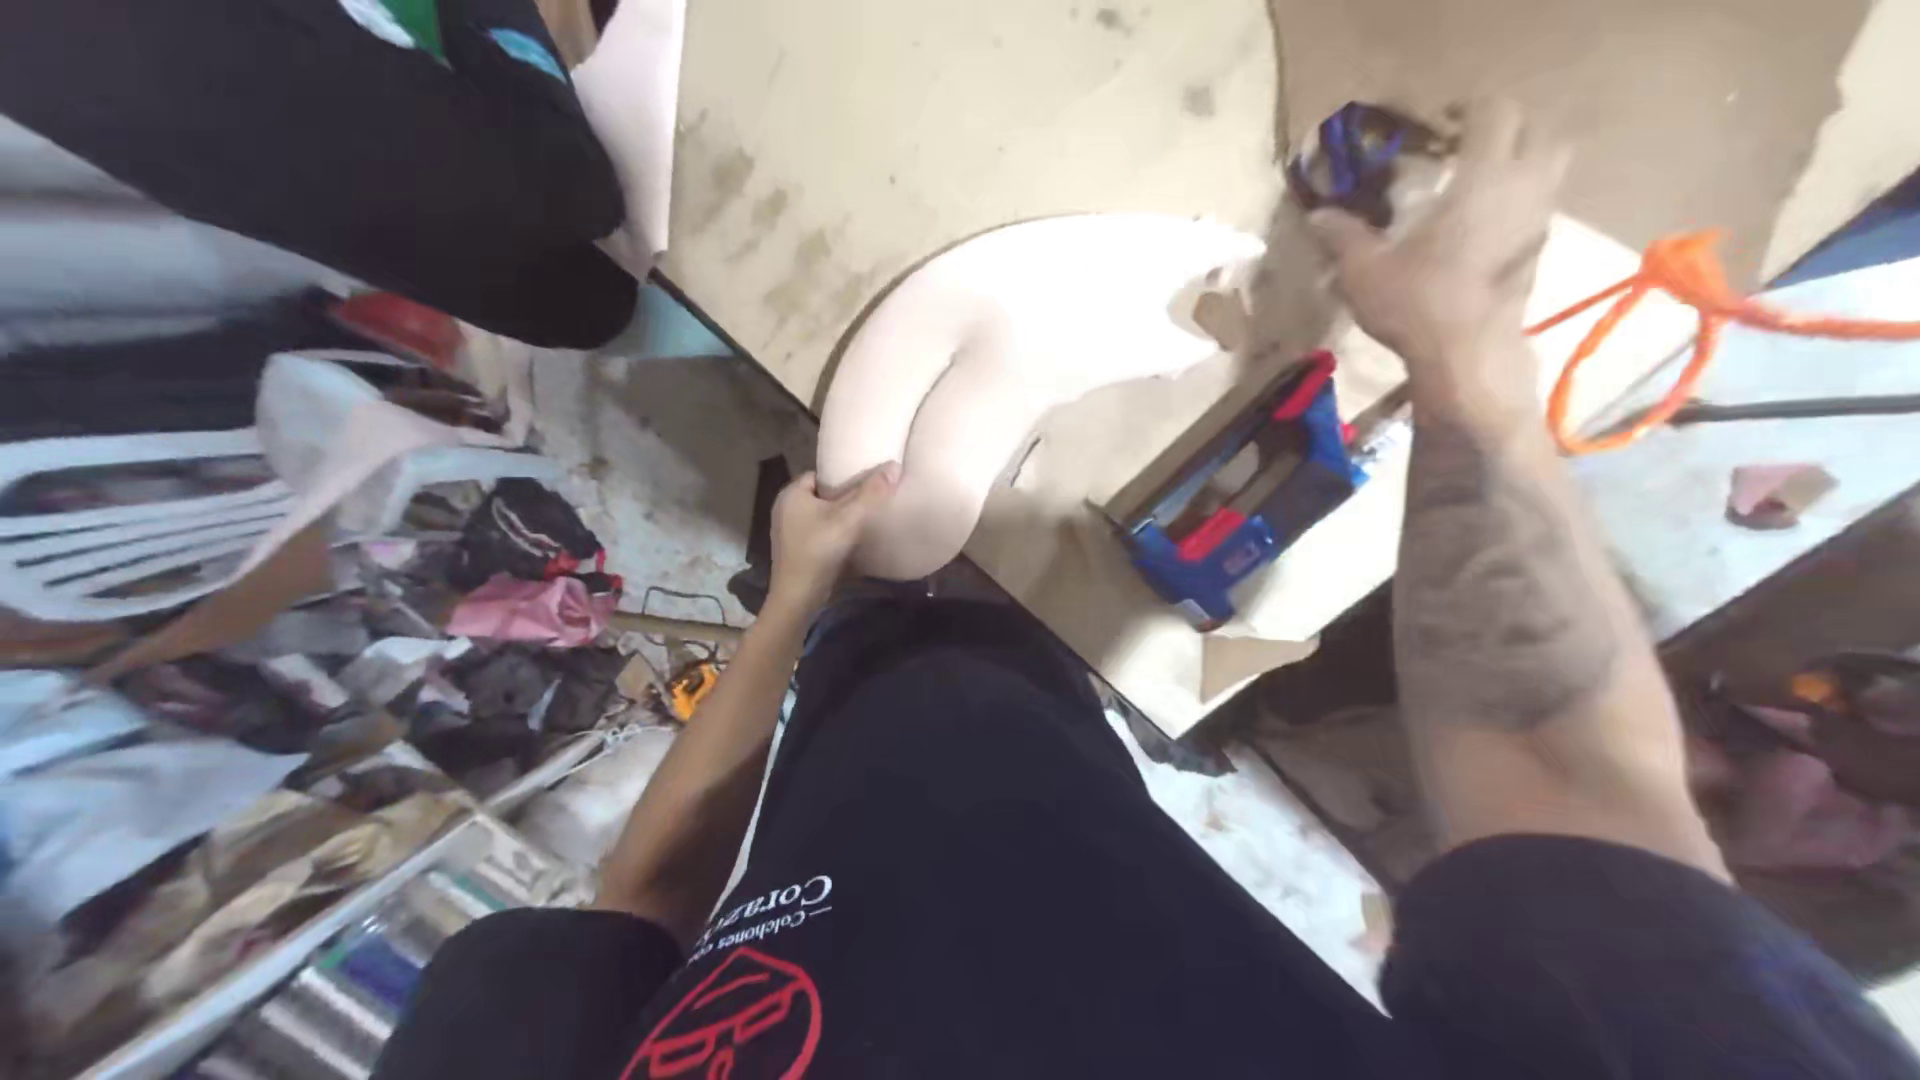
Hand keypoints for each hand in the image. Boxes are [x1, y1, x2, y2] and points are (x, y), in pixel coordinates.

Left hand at [766, 463, 900, 612]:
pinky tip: (850, 540)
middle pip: (822, 494)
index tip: (866, 484)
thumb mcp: (849, 519)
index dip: (844, 476)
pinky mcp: (794, 550)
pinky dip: (833, 533)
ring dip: (839, 517)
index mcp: (792, 493)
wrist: (798, 597)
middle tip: (870, 501)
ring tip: (864, 519)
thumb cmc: (819, 551)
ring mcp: (787, 531)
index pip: (821, 474)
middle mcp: (785, 508)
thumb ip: (871, 493)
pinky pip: (818, 532)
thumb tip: (894, 466)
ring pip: (820, 515)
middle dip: (844, 497)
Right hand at [1308, 99, 1570, 405]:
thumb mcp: (1363, 270)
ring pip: (1546, 168)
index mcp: (1483, 177)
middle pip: (1538, 130)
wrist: (1465, 353)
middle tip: (1463, 149)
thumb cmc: (1415, 302)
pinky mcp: (1537, 252)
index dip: (1466, 110)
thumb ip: (1343, 236)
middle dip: (1506, 130)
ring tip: (1470, 188)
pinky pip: (1536, 207)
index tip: (1437, 124)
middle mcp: (1524, 187)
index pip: (1494, 113)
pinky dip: (1514, 203)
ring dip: (1516, 166)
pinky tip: (1477, 229)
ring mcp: (1538, 220)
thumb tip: (1318, 215)